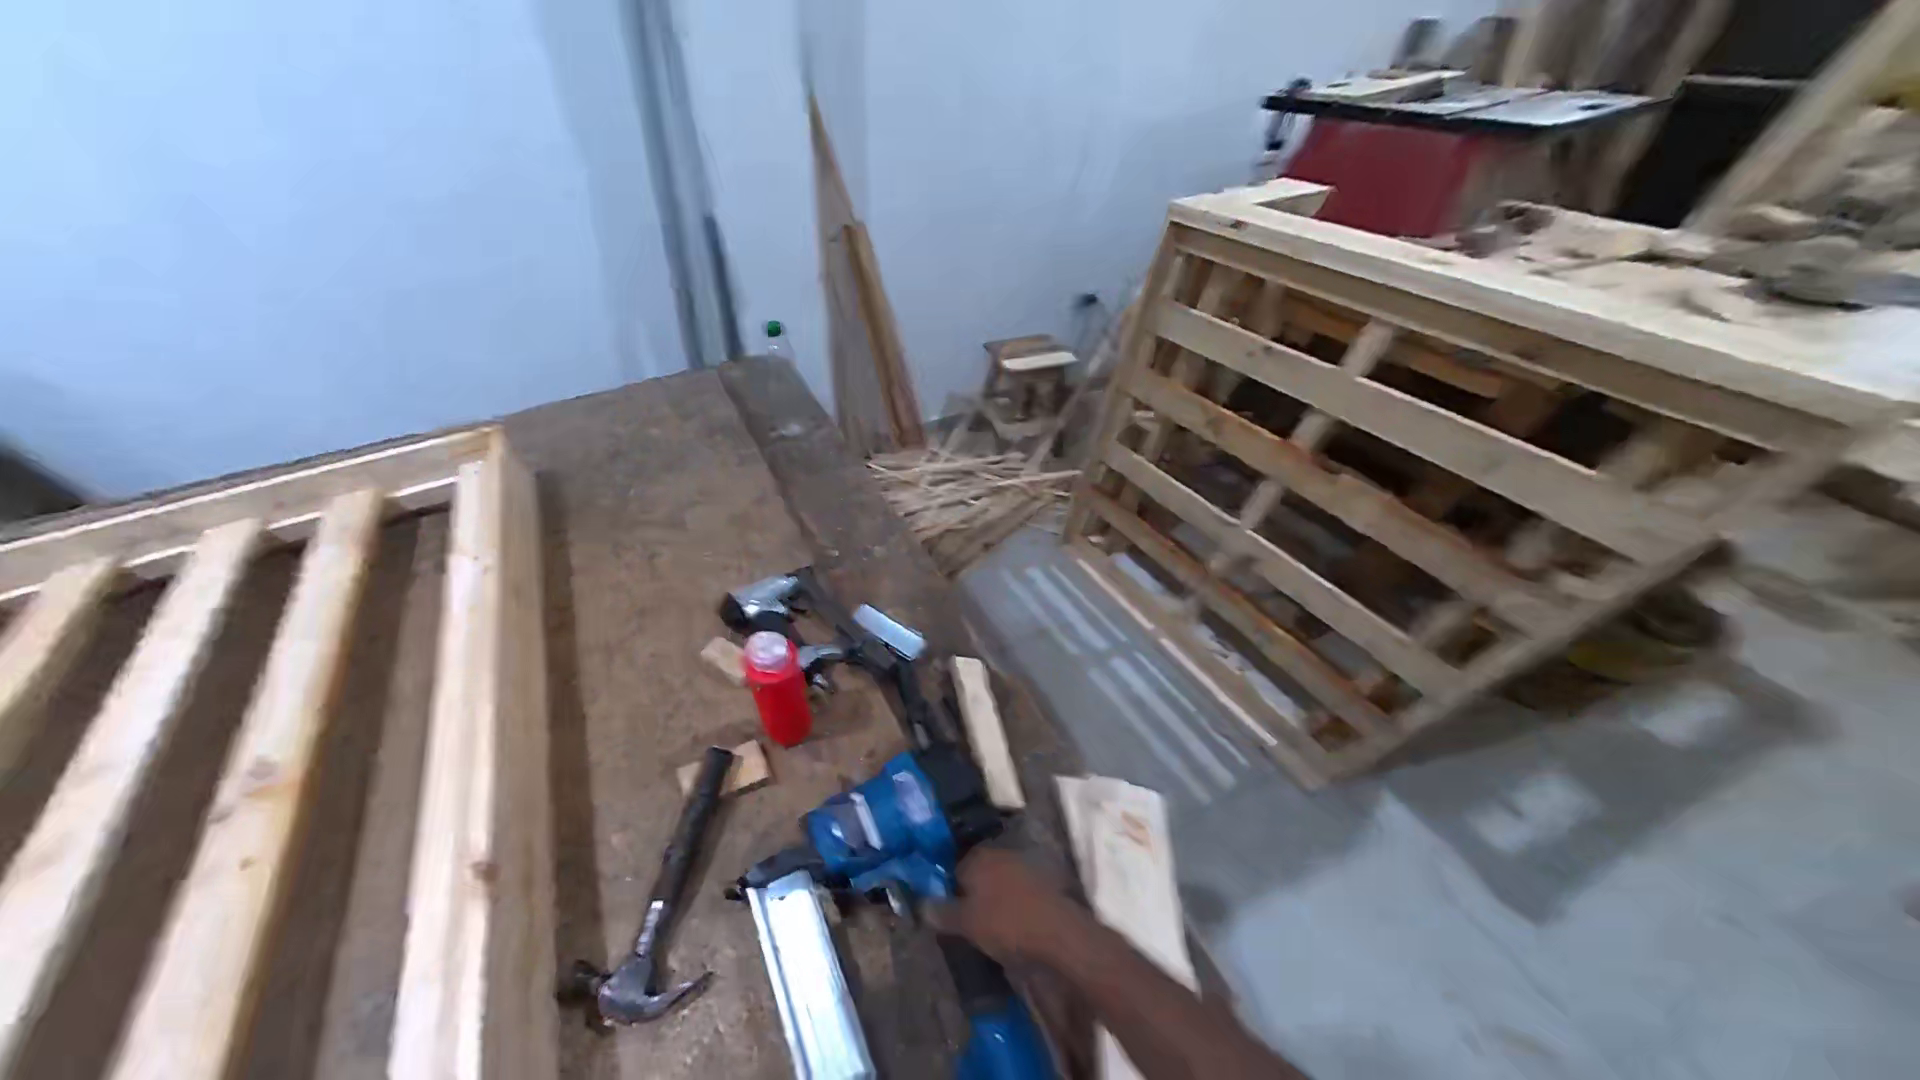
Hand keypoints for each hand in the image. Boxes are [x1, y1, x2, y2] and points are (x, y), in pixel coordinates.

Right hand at [926, 847, 1075, 964]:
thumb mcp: (965, 924)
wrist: (1059, 935)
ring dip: (995, 898)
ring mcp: (1026, 865)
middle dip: (973, 893)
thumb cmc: (1006, 925)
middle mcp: (1001, 853)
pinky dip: (1015, 904)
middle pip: (979, 872)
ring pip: (1001, 881)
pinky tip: (1014, 924)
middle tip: (967, 921)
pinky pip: (1020, 891)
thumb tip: (920, 905)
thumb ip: (941, 912)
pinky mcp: (1046, 882)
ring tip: (991, 927)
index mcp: (978, 856)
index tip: (947, 913)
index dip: (949, 890)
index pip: (954, 868)